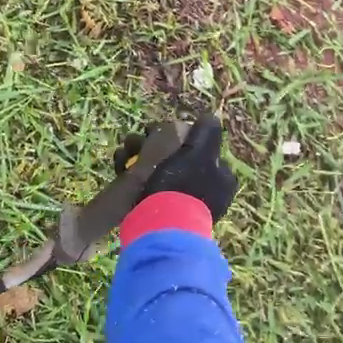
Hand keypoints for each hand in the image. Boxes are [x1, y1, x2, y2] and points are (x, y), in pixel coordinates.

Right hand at [114, 113, 236, 221]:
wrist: (160, 225)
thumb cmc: (179, 185)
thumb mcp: (197, 153)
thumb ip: (206, 134)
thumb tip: (209, 117)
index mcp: (220, 176)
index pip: (196, 146)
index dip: (173, 137)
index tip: (151, 132)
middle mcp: (206, 190)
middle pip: (175, 158)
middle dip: (150, 148)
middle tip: (132, 146)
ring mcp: (185, 203)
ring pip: (159, 170)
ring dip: (138, 160)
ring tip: (122, 160)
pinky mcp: (164, 212)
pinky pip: (150, 187)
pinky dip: (136, 178)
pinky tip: (122, 173)